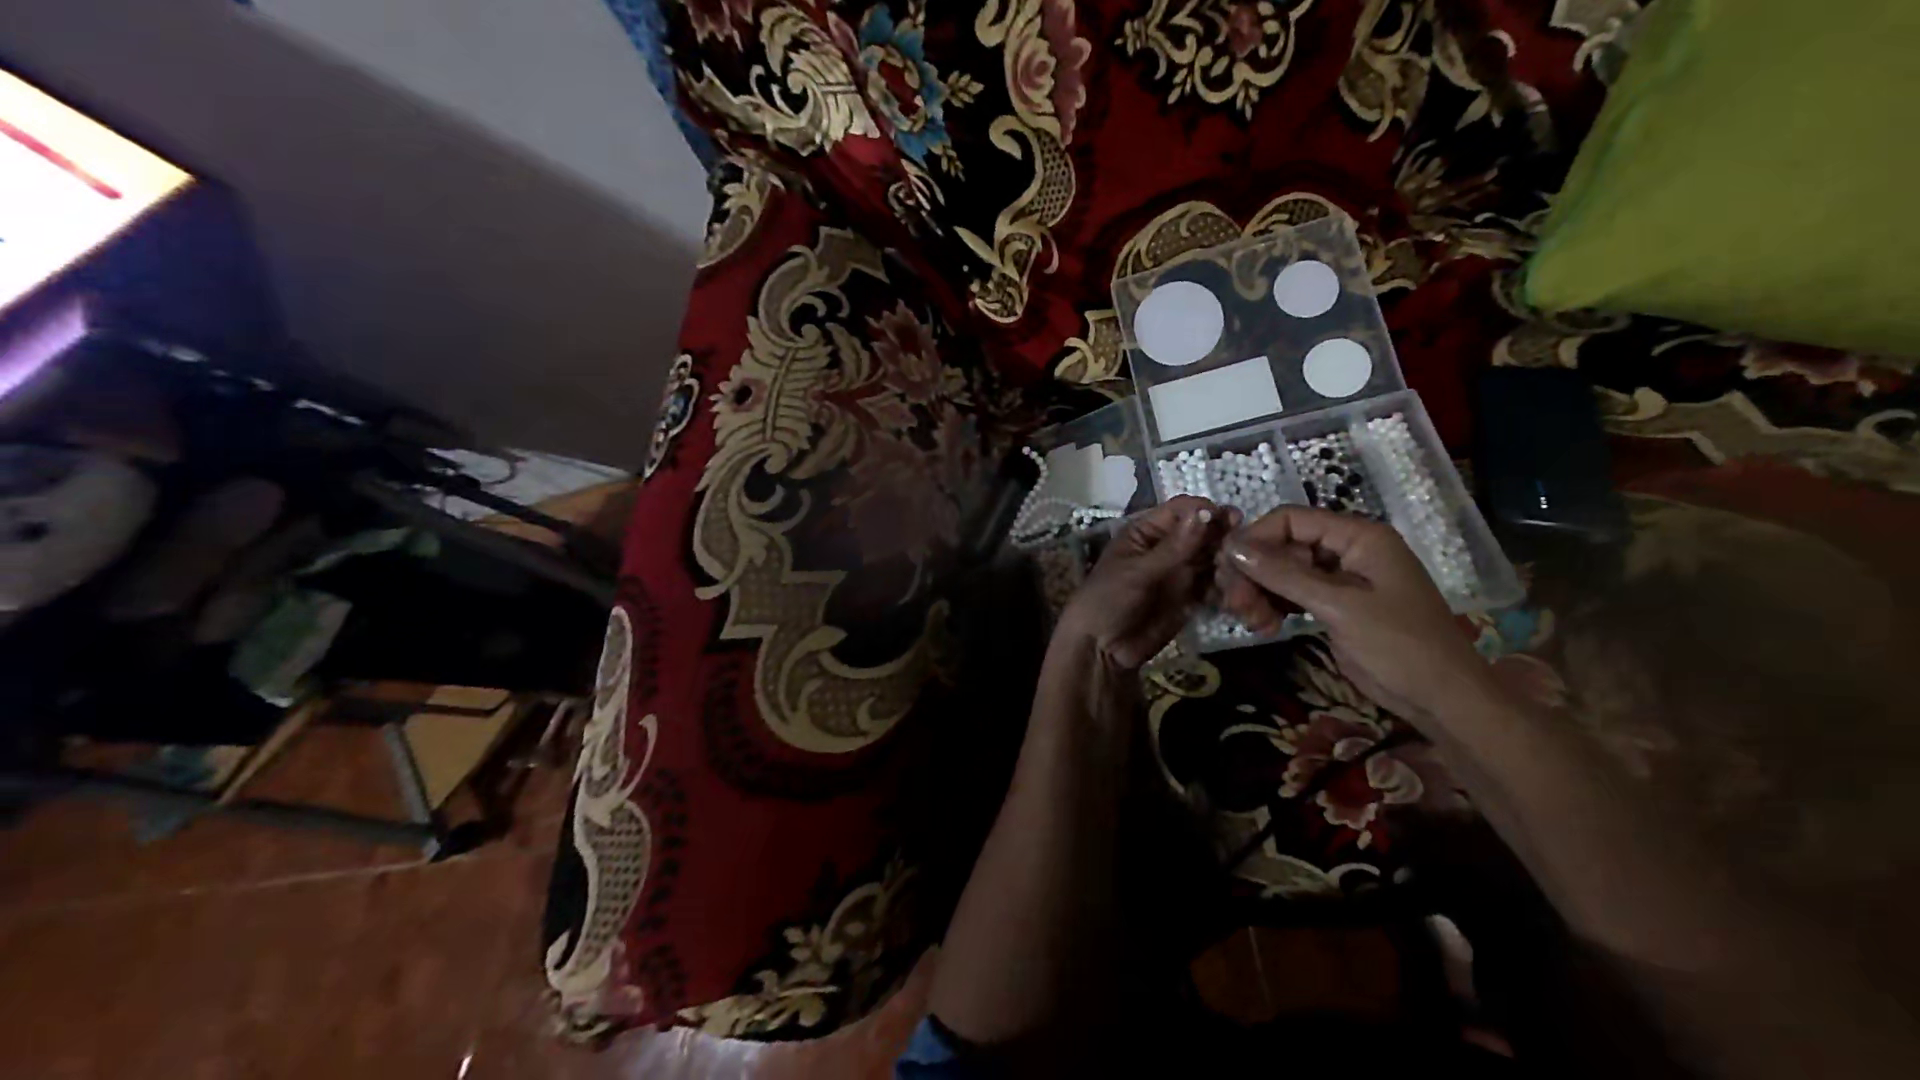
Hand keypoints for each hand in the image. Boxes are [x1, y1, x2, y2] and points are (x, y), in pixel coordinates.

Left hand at [1057, 495, 1224, 669]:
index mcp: (1147, 532)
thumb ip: (1173, 547)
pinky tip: (1237, 589)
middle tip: (1242, 546)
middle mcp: (1167, 547)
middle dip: (1222, 535)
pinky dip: (1227, 584)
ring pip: (1212, 557)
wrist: (1102, 648)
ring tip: (1241, 569)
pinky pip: (1214, 584)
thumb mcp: (1138, 572)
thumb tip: (1204, 514)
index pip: (1180, 511)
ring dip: (1227, 560)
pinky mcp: (1191, 596)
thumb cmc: (1108, 601)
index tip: (1230, 518)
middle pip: (1202, 532)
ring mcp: (1181, 571)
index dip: (1204, 511)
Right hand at [1213, 506, 1491, 722]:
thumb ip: (1284, 574)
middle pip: (1282, 546)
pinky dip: (1273, 607)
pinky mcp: (1334, 605)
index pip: (1291, 520)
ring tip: (1250, 622)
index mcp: (1359, 537)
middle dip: (1254, 573)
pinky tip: (1264, 627)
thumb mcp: (1339, 606)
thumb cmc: (1399, 645)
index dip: (1255, 539)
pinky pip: (1292, 594)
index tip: (1228, 570)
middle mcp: (1347, 550)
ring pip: (1282, 571)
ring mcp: (1340, 579)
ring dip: (1259, 593)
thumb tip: (1231, 547)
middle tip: (1234, 605)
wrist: (1442, 699)